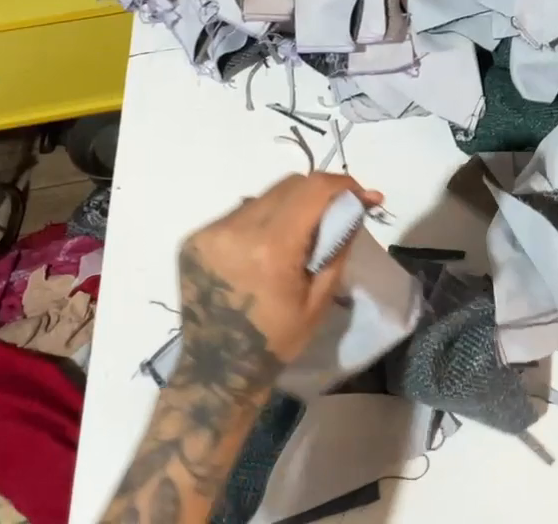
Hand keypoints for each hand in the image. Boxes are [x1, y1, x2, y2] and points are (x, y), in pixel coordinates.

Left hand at [180, 172, 383, 362]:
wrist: (216, 372)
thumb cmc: (276, 340)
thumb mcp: (320, 298)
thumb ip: (338, 244)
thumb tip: (357, 204)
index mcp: (270, 249)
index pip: (314, 190)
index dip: (344, 185)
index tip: (363, 195)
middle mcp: (236, 230)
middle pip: (290, 185)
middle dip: (319, 193)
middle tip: (336, 213)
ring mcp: (210, 233)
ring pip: (264, 195)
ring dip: (289, 205)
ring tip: (298, 234)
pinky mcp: (194, 239)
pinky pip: (240, 213)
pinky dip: (262, 220)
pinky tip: (265, 247)